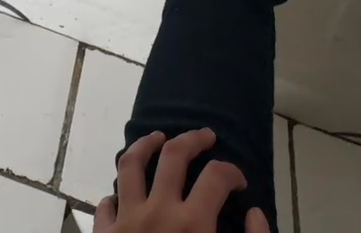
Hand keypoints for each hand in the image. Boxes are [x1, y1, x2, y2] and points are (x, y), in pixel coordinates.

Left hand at [94, 129, 270, 232]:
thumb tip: (255, 213)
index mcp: (192, 224)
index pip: (217, 177)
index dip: (233, 172)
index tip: (240, 182)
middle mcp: (157, 212)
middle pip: (174, 154)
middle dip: (193, 139)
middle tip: (206, 136)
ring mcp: (126, 221)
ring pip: (130, 163)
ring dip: (145, 144)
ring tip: (158, 137)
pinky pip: (105, 205)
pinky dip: (114, 195)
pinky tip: (123, 195)